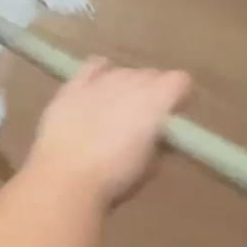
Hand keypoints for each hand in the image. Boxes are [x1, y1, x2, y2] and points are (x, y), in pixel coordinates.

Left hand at [25, 57, 191, 203]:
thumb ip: (158, 143)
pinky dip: (98, 72)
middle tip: (146, 117)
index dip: (180, 96)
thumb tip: (158, 136)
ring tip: (119, 107)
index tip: (176, 113)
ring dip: (126, 85)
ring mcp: (99, 82)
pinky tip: (97, 84)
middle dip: (153, 91)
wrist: (65, 178)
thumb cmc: (114, 178)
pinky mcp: (72, 88)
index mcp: (155, 101)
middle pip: (150, 75)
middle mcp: (129, 83)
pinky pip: (90, 68)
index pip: (180, 81)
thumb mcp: (150, 166)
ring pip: (122, 72)